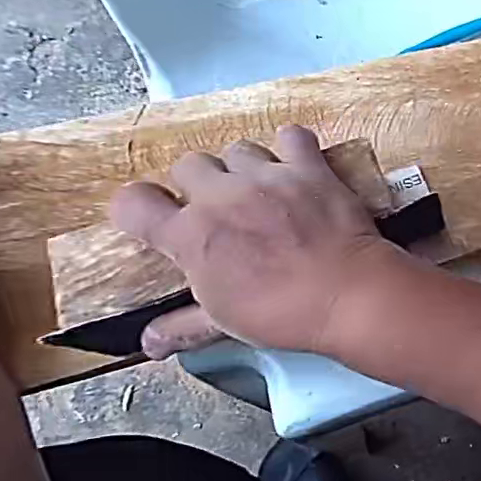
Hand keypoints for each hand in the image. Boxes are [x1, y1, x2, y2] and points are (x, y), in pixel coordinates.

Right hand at [109, 125, 397, 359]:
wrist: (349, 294)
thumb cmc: (285, 312)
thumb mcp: (224, 323)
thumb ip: (181, 325)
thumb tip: (148, 343)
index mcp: (188, 235)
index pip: (132, 201)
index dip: (144, 207)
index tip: (161, 216)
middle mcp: (221, 197)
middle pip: (189, 164)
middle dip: (202, 182)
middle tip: (226, 206)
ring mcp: (268, 179)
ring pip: (239, 149)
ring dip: (246, 165)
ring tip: (266, 188)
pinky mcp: (312, 171)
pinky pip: (294, 136)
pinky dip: (295, 145)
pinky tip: (300, 162)